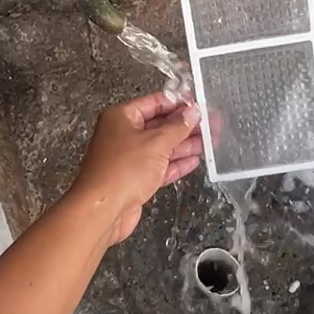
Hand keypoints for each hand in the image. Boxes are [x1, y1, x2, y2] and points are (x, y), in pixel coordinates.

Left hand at [69, 92, 203, 244]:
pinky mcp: (135, 179)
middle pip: (159, 125)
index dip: (177, 103)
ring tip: (210, 142)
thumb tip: (191, 113)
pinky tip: (194, 160)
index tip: (199, 104)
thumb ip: (176, 127)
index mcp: (121, 117)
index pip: (154, 103)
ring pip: (161, 147)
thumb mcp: (155, 142)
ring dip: (185, 145)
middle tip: (211, 124)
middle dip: (185, 126)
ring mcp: (129, 158)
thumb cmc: (122, 170)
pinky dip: (176, 164)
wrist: (103, 210)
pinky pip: (159, 167)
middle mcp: (123, 134)